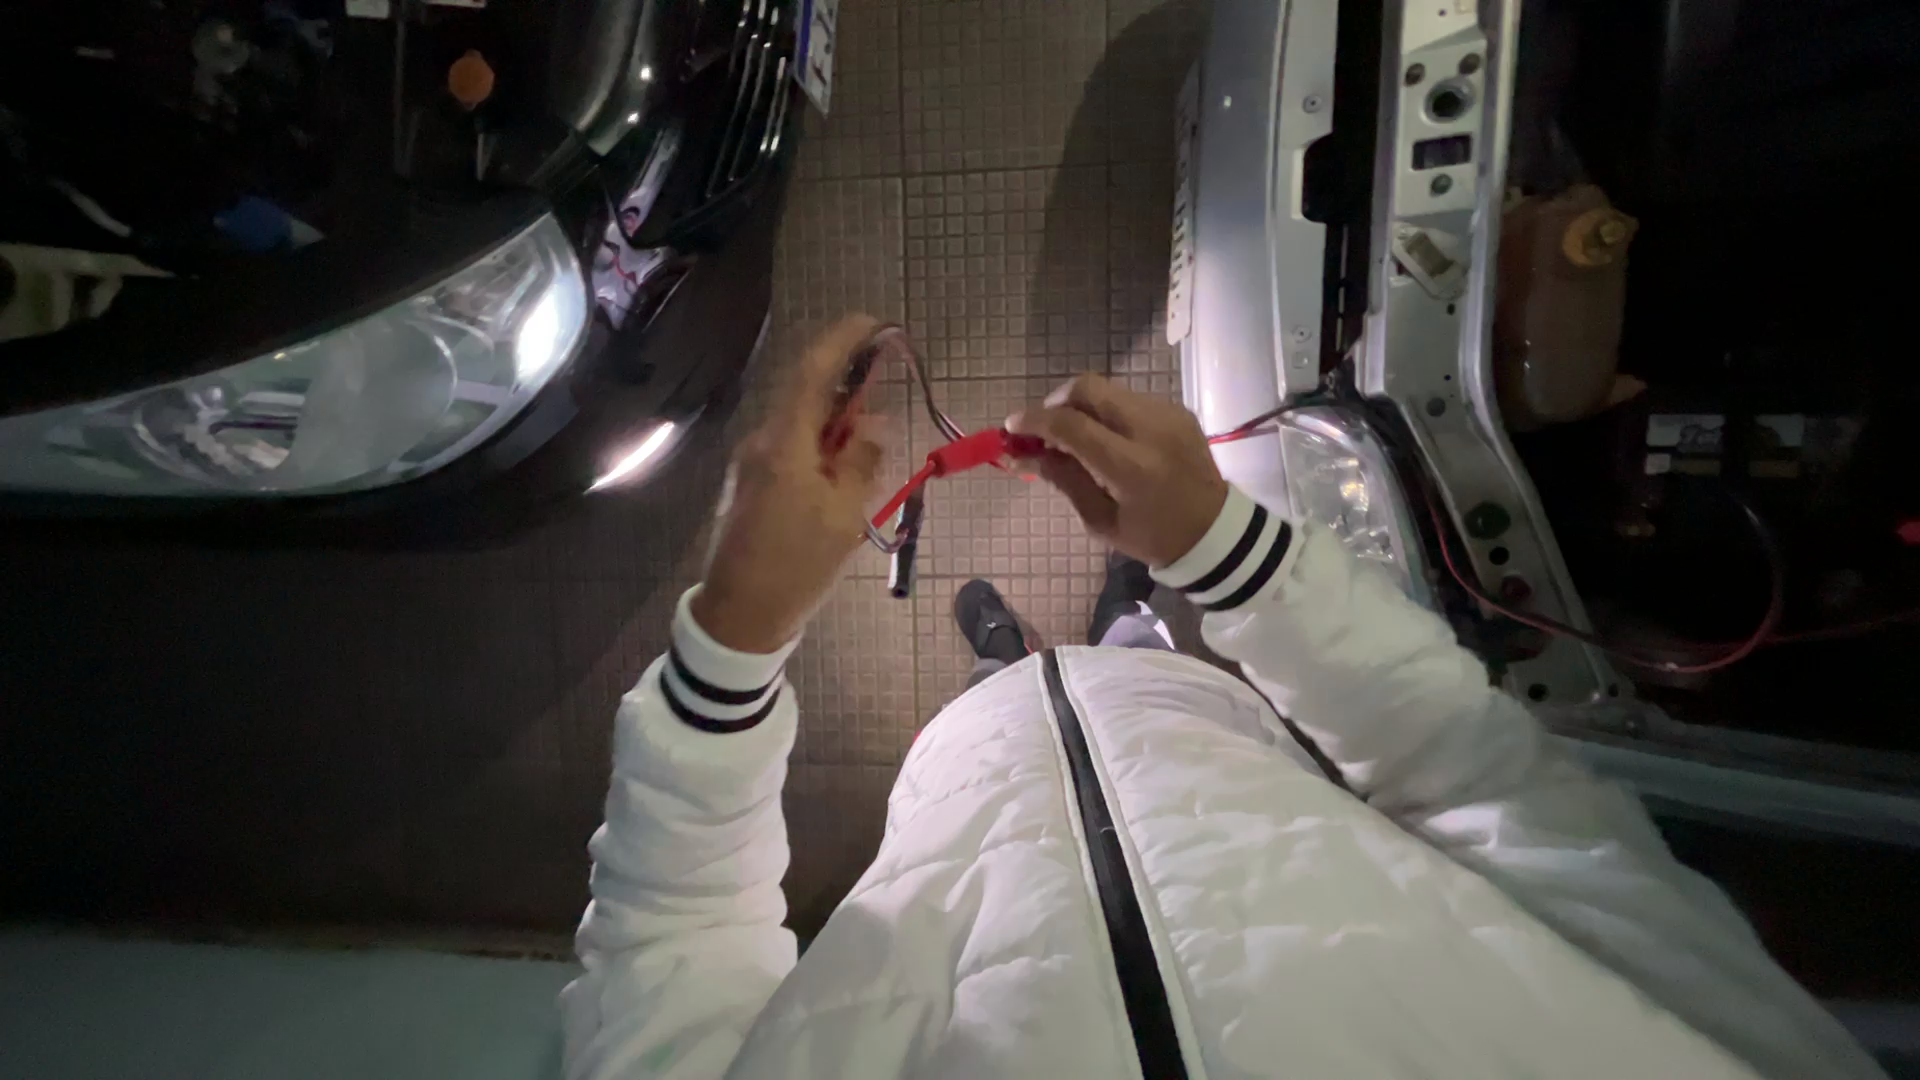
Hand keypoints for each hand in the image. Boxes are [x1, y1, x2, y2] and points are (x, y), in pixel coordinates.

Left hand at [692, 315, 889, 652]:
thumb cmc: (797, 566)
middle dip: (849, 389)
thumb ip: (862, 461)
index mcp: (784, 443)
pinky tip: (844, 478)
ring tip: (870, 455)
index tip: (873, 323)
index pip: (812, 371)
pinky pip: (794, 450)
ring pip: (803, 426)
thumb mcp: (844, 516)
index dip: (842, 340)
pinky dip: (823, 450)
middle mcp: (763, 441)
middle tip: (886, 399)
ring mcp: (754, 463)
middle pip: (808, 396)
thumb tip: (874, 424)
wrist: (740, 615)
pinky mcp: (754, 484)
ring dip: (838, 427)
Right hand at [1008, 375, 1227, 566]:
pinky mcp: (1177, 410)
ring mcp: (1168, 414)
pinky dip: (1106, 412)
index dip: (1035, 421)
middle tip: (1042, 427)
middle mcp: (1151, 429)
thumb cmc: (1153, 536)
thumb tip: (1024, 455)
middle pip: (1089, 388)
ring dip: (1081, 406)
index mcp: (1131, 466)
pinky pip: (1129, 399)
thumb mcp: (1100, 520)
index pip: (1071, 425)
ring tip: (1071, 436)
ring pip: (1108, 390)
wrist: (1216, 532)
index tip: (1012, 427)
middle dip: (1055, 401)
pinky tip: (1103, 437)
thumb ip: (1063, 480)